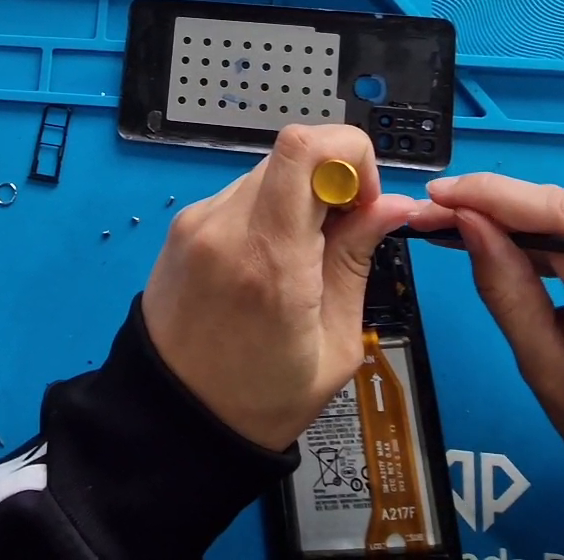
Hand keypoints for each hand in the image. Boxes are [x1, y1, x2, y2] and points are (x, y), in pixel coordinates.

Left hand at [142, 125, 418, 450]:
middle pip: (290, 154)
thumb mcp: (334, 345)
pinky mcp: (185, 223)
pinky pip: (241, 193)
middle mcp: (226, 225)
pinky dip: (270, 209)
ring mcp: (198, 220)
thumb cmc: (259, 398)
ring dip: (301, 195)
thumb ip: (357, 261)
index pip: (305, 149)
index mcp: (269, 259)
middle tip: (344, 232)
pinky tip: (273, 258)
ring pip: (267, 170)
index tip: (365, 200)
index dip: (350, 154)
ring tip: (307, 254)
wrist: (171, 414)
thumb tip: (393, 204)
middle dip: (332, 177)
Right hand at [411, 174, 563, 492]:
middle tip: (438, 208)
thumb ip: (506, 291)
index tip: (440, 194)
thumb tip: (468, 221)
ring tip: (465, 219)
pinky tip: (514, 234)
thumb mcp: (543, 372)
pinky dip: (552, 224)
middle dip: (499, 200)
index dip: (498, 196)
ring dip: (521, 210)